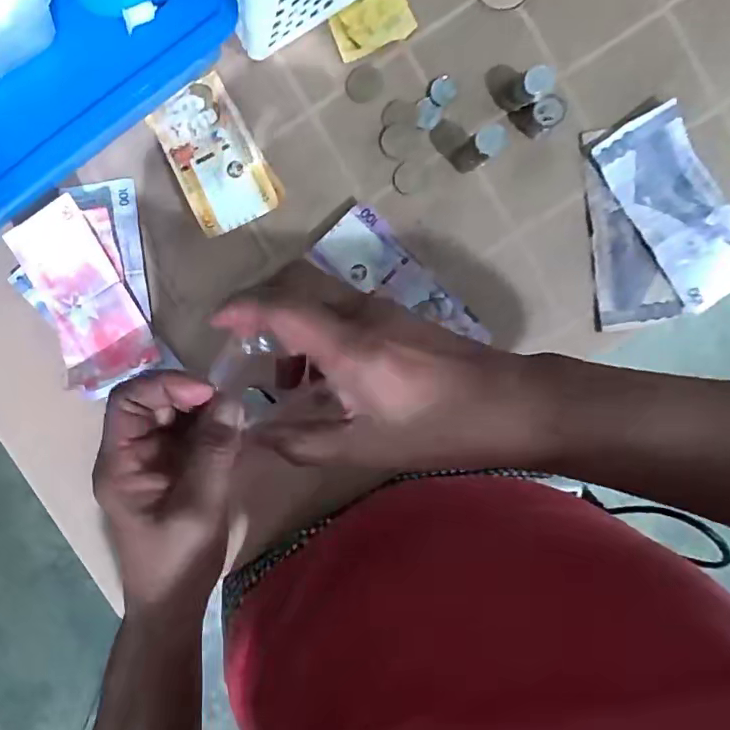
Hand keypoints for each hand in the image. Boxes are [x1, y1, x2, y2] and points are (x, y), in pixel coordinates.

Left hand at [93, 372, 245, 619]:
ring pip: (171, 417)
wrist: (172, 606)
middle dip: (188, 395)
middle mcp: (130, 455)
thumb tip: (231, 401)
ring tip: (234, 418)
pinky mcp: (171, 473)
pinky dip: (209, 430)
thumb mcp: (199, 507)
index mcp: (119, 462)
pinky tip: (232, 435)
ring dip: (202, 411)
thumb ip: (214, 453)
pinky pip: (186, 437)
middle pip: (150, 403)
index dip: (165, 385)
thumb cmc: (177, 561)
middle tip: (228, 403)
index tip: (207, 392)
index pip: (128, 400)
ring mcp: (150, 463)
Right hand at [212, 262, 559, 470]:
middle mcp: (360, 313)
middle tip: (242, 343)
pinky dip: (315, 328)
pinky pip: (340, 307)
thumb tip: (257, 438)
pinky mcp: (396, 316)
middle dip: (259, 305)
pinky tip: (324, 376)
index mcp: (347, 344)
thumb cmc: (439, 429)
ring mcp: (381, 309)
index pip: (279, 307)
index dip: (240, 309)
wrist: (513, 404)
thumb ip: (304, 442)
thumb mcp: (366, 448)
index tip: (215, 323)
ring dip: (290, 320)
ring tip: (285, 378)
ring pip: (317, 293)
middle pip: (295, 282)